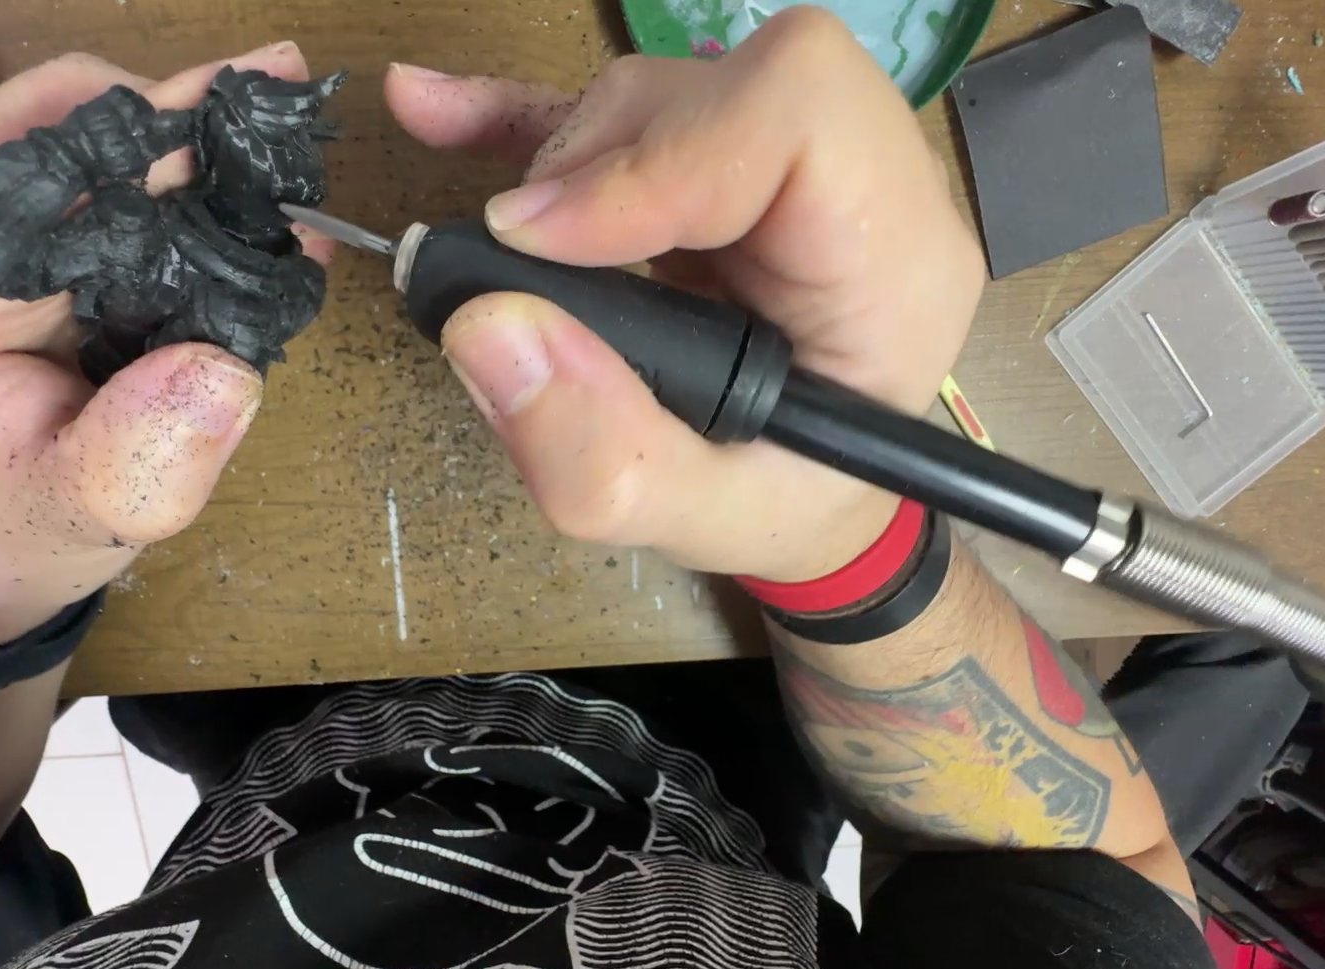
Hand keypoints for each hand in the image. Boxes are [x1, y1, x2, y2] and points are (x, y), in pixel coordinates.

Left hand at [0, 44, 331, 646]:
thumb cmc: (11, 539)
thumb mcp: (92, 513)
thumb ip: (154, 452)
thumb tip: (231, 367)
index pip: (40, 171)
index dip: (155, 143)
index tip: (255, 122)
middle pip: (55, 128)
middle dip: (178, 129)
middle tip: (281, 135)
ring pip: (81, 151)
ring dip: (182, 157)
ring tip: (273, 171)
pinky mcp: (11, 259)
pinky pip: (96, 199)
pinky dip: (174, 197)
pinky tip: (241, 211)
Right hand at [385, 8, 984, 582]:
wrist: (808, 495)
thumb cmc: (783, 509)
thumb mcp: (703, 521)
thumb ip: (608, 460)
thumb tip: (486, 329)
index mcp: (889, 267)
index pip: (796, 116)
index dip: (654, 158)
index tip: (538, 240)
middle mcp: (851, 191)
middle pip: (716, 91)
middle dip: (591, 166)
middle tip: (515, 261)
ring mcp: (776, 172)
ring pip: (657, 97)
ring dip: (556, 165)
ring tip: (504, 257)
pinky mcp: (706, 176)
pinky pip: (621, 118)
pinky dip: (522, 117)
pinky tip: (436, 110)